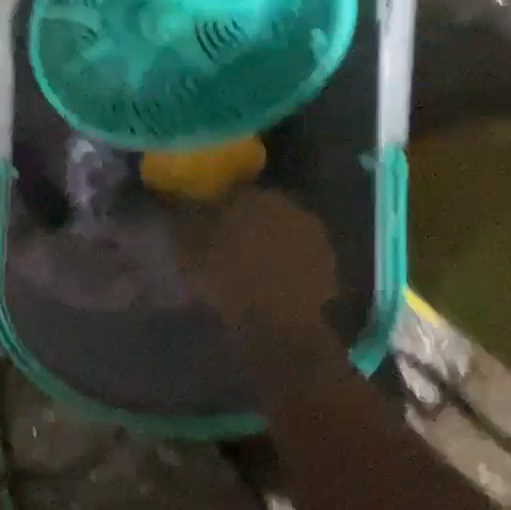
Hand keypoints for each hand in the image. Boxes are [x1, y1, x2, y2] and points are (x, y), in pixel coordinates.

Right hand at [170, 186, 338, 335]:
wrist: (276, 319)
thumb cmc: (225, 274)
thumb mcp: (186, 244)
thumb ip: (185, 216)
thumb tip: (181, 198)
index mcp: (256, 197)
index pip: (232, 190)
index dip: (217, 204)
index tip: (205, 219)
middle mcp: (292, 208)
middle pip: (262, 208)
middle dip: (246, 220)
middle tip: (225, 239)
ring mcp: (316, 236)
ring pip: (283, 229)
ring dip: (268, 239)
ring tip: (247, 259)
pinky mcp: (329, 263)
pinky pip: (299, 253)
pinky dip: (285, 260)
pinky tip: (269, 275)